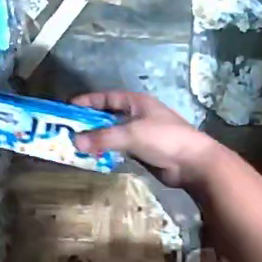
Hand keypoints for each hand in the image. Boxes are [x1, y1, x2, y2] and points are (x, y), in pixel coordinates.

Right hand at [72, 91, 223, 187]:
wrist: (194, 163)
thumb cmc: (164, 139)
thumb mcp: (131, 134)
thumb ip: (103, 138)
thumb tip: (74, 142)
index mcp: (136, 102)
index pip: (107, 97)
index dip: (88, 101)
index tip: (68, 108)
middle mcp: (137, 115)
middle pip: (107, 116)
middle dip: (88, 122)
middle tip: (67, 130)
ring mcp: (140, 133)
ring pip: (112, 133)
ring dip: (96, 139)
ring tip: (75, 146)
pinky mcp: (143, 151)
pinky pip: (118, 148)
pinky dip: (106, 151)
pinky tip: (93, 157)